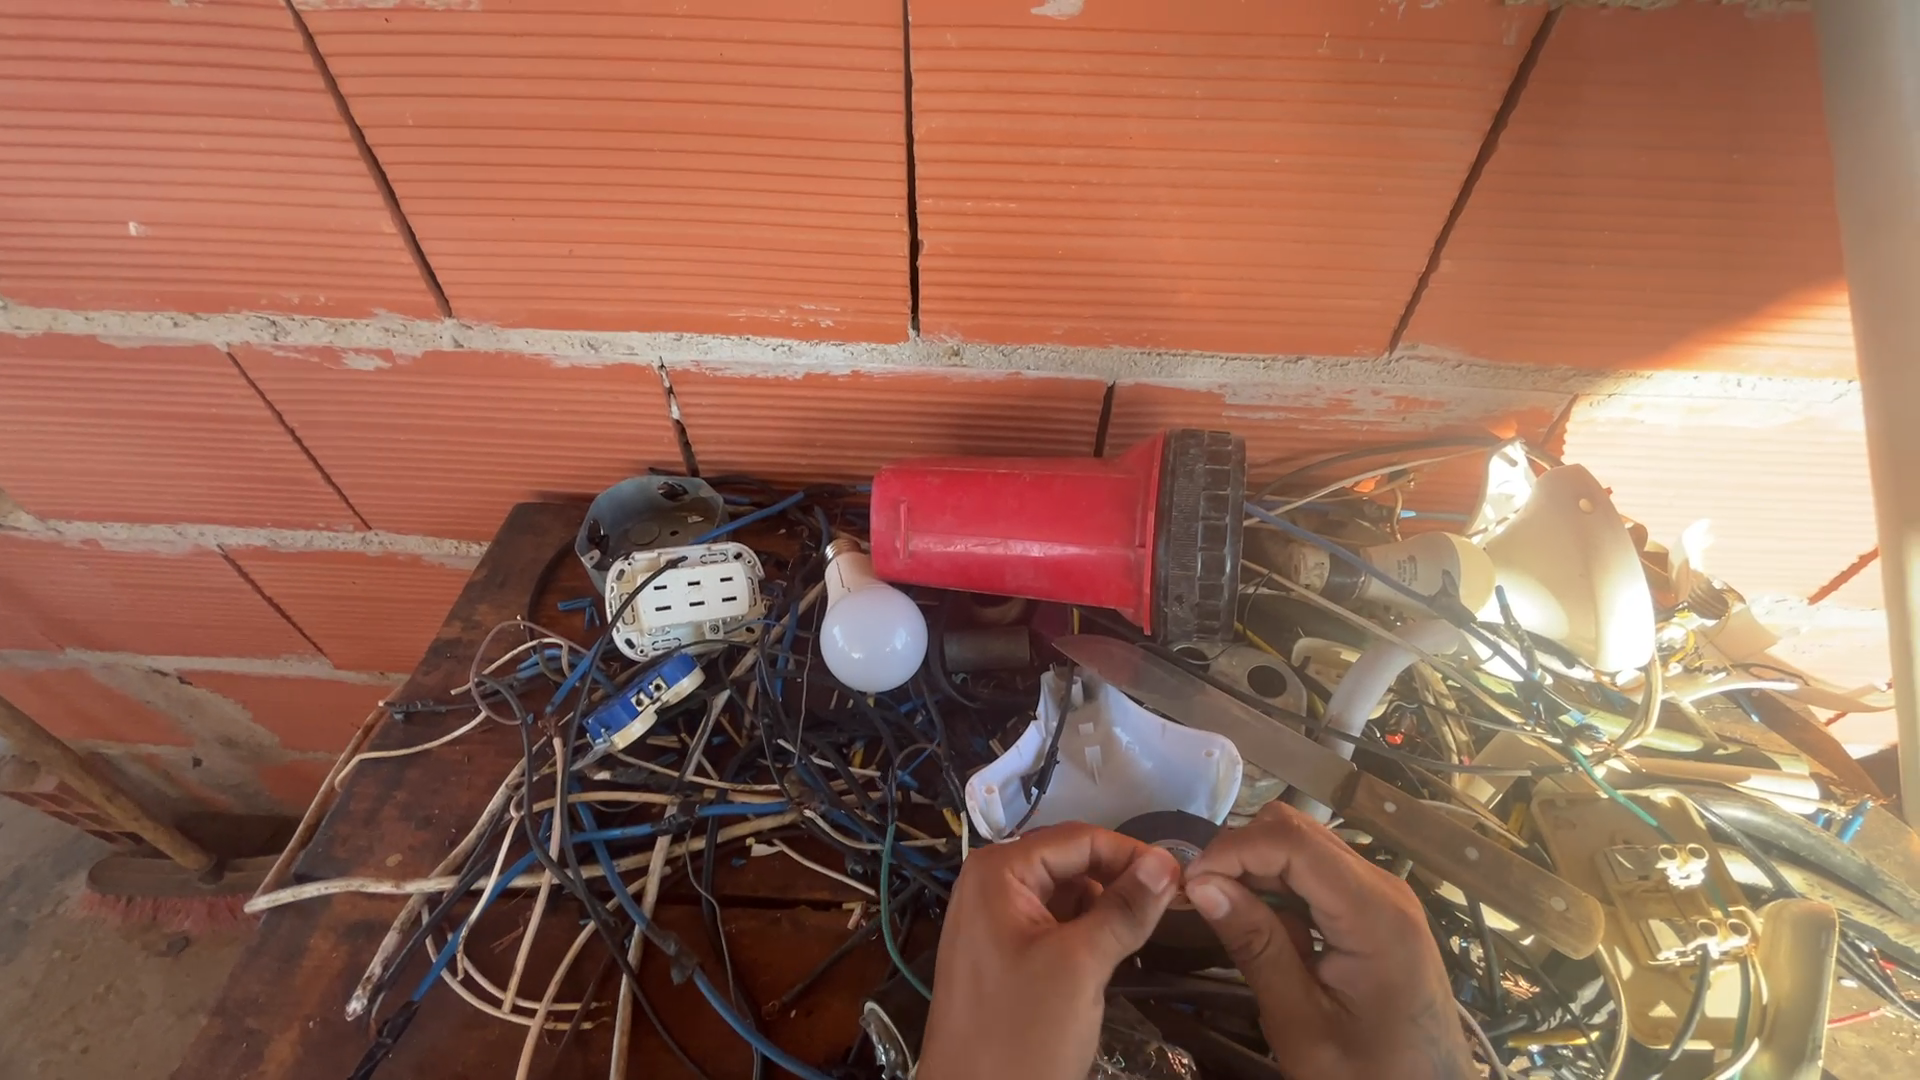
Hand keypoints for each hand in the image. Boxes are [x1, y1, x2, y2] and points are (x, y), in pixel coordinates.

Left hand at [917, 823, 1180, 1079]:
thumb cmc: (1020, 1034)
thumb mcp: (1080, 967)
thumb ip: (1124, 909)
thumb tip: (1168, 861)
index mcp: (999, 869)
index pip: (1077, 838)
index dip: (1130, 853)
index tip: (1180, 877)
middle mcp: (991, 881)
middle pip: (1069, 861)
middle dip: (1116, 879)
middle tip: (1168, 906)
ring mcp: (993, 916)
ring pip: (1064, 892)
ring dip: (1102, 907)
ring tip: (1139, 932)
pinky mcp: (1002, 950)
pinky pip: (1051, 921)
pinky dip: (1083, 930)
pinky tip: (1107, 953)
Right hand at [1184, 802, 1473, 1079]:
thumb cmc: (1368, 1077)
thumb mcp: (1301, 1024)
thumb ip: (1255, 946)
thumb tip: (1200, 883)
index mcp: (1376, 914)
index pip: (1292, 841)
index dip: (1233, 848)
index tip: (1191, 882)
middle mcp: (1384, 887)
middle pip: (1295, 830)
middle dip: (1240, 852)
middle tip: (1206, 897)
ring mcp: (1382, 893)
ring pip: (1300, 842)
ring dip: (1255, 866)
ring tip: (1230, 912)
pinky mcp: (1374, 905)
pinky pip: (1313, 868)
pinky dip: (1276, 882)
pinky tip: (1265, 923)